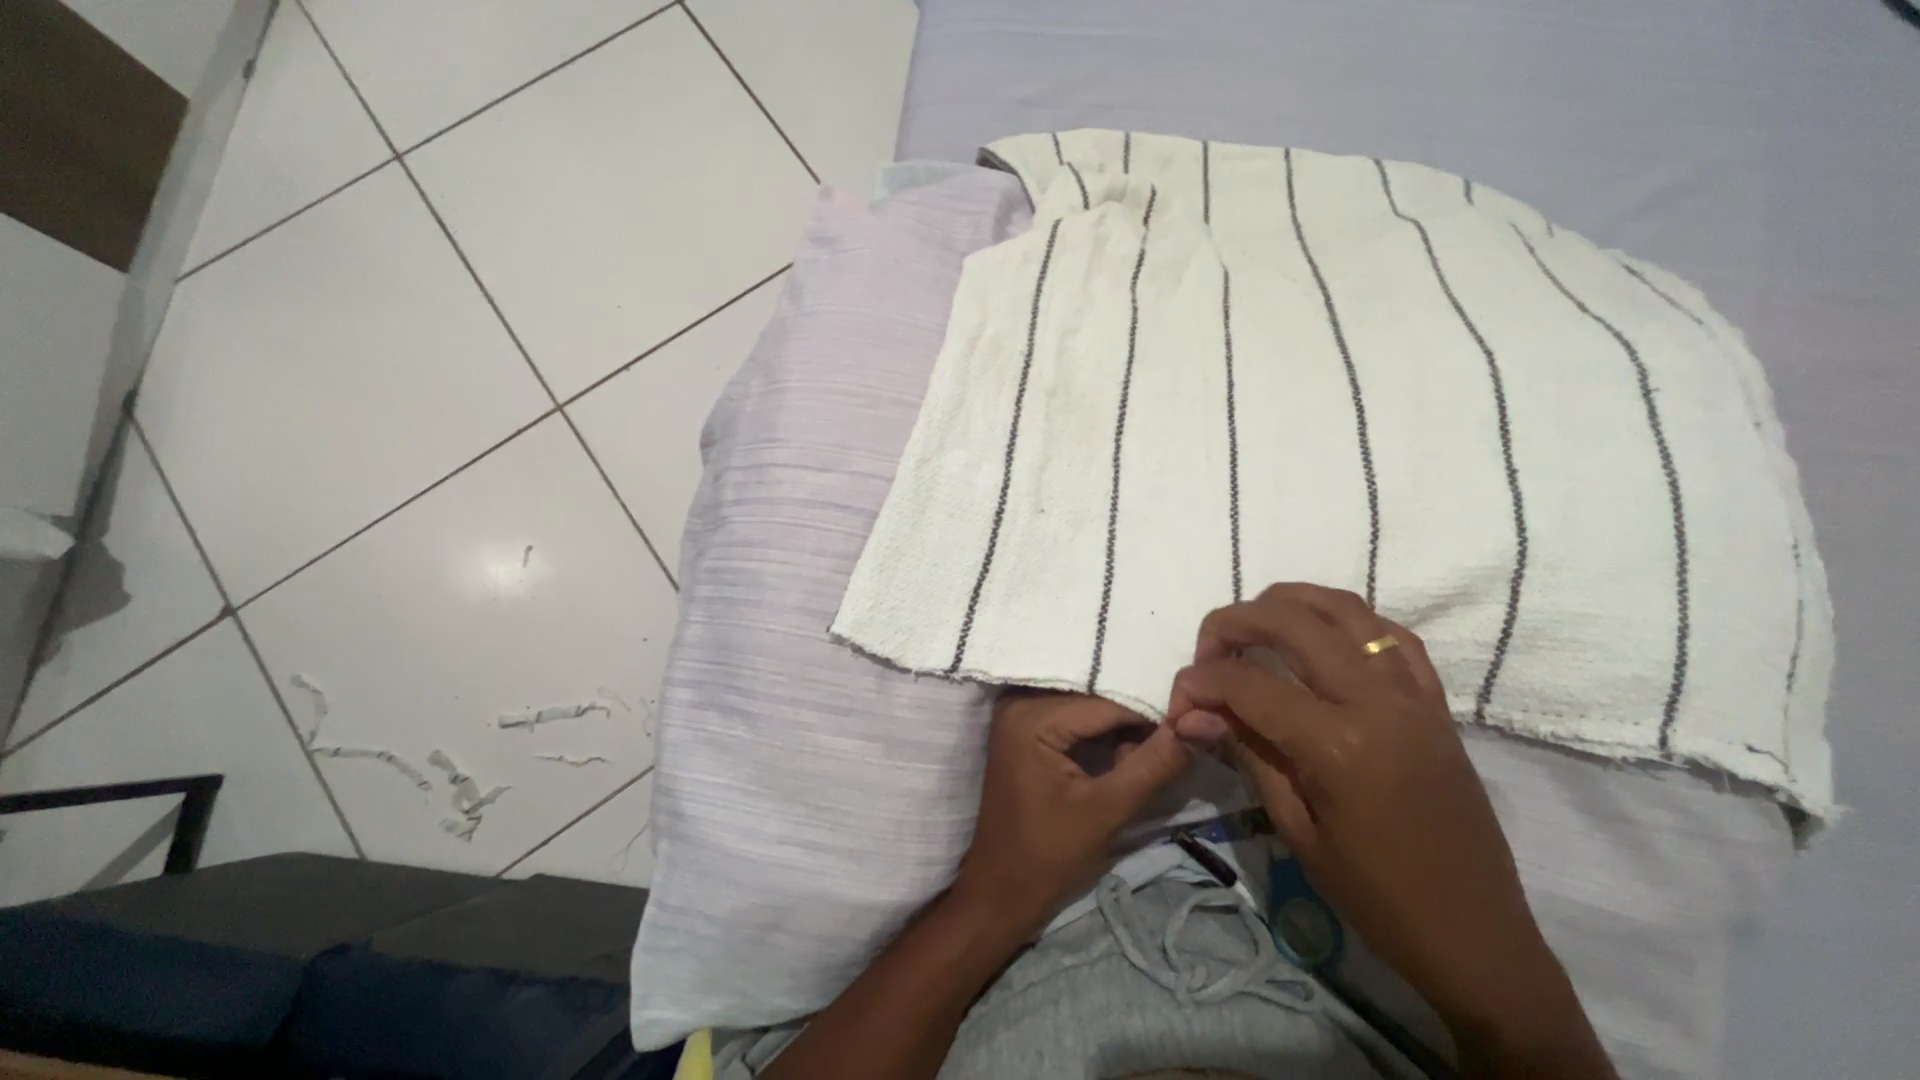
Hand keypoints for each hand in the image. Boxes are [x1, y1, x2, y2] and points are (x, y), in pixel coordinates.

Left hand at [954, 690, 1191, 939]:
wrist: (1001, 890)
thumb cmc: (1047, 855)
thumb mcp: (1108, 810)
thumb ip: (1153, 765)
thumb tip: (1198, 726)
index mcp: (1031, 716)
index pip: (1107, 700)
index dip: (1154, 712)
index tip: (1195, 725)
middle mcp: (1020, 702)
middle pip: (1096, 696)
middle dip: (1138, 717)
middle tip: (1182, 736)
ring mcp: (1019, 714)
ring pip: (1088, 707)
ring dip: (1124, 726)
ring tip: (1160, 748)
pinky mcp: (1025, 730)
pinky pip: (1074, 719)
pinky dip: (1104, 734)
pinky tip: (1130, 754)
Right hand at [1169, 584, 1613, 1075]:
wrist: (1473, 932)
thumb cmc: (1373, 895)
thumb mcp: (1295, 829)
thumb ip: (1246, 752)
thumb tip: (1191, 711)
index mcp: (1337, 744)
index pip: (1248, 683)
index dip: (1200, 683)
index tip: (1178, 701)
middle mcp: (1377, 700)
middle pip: (1292, 621)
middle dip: (1233, 622)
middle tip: (1206, 652)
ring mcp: (1413, 694)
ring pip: (1345, 609)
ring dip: (1288, 603)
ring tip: (1254, 626)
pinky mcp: (1436, 702)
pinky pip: (1391, 635)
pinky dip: (1347, 622)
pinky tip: (1321, 637)